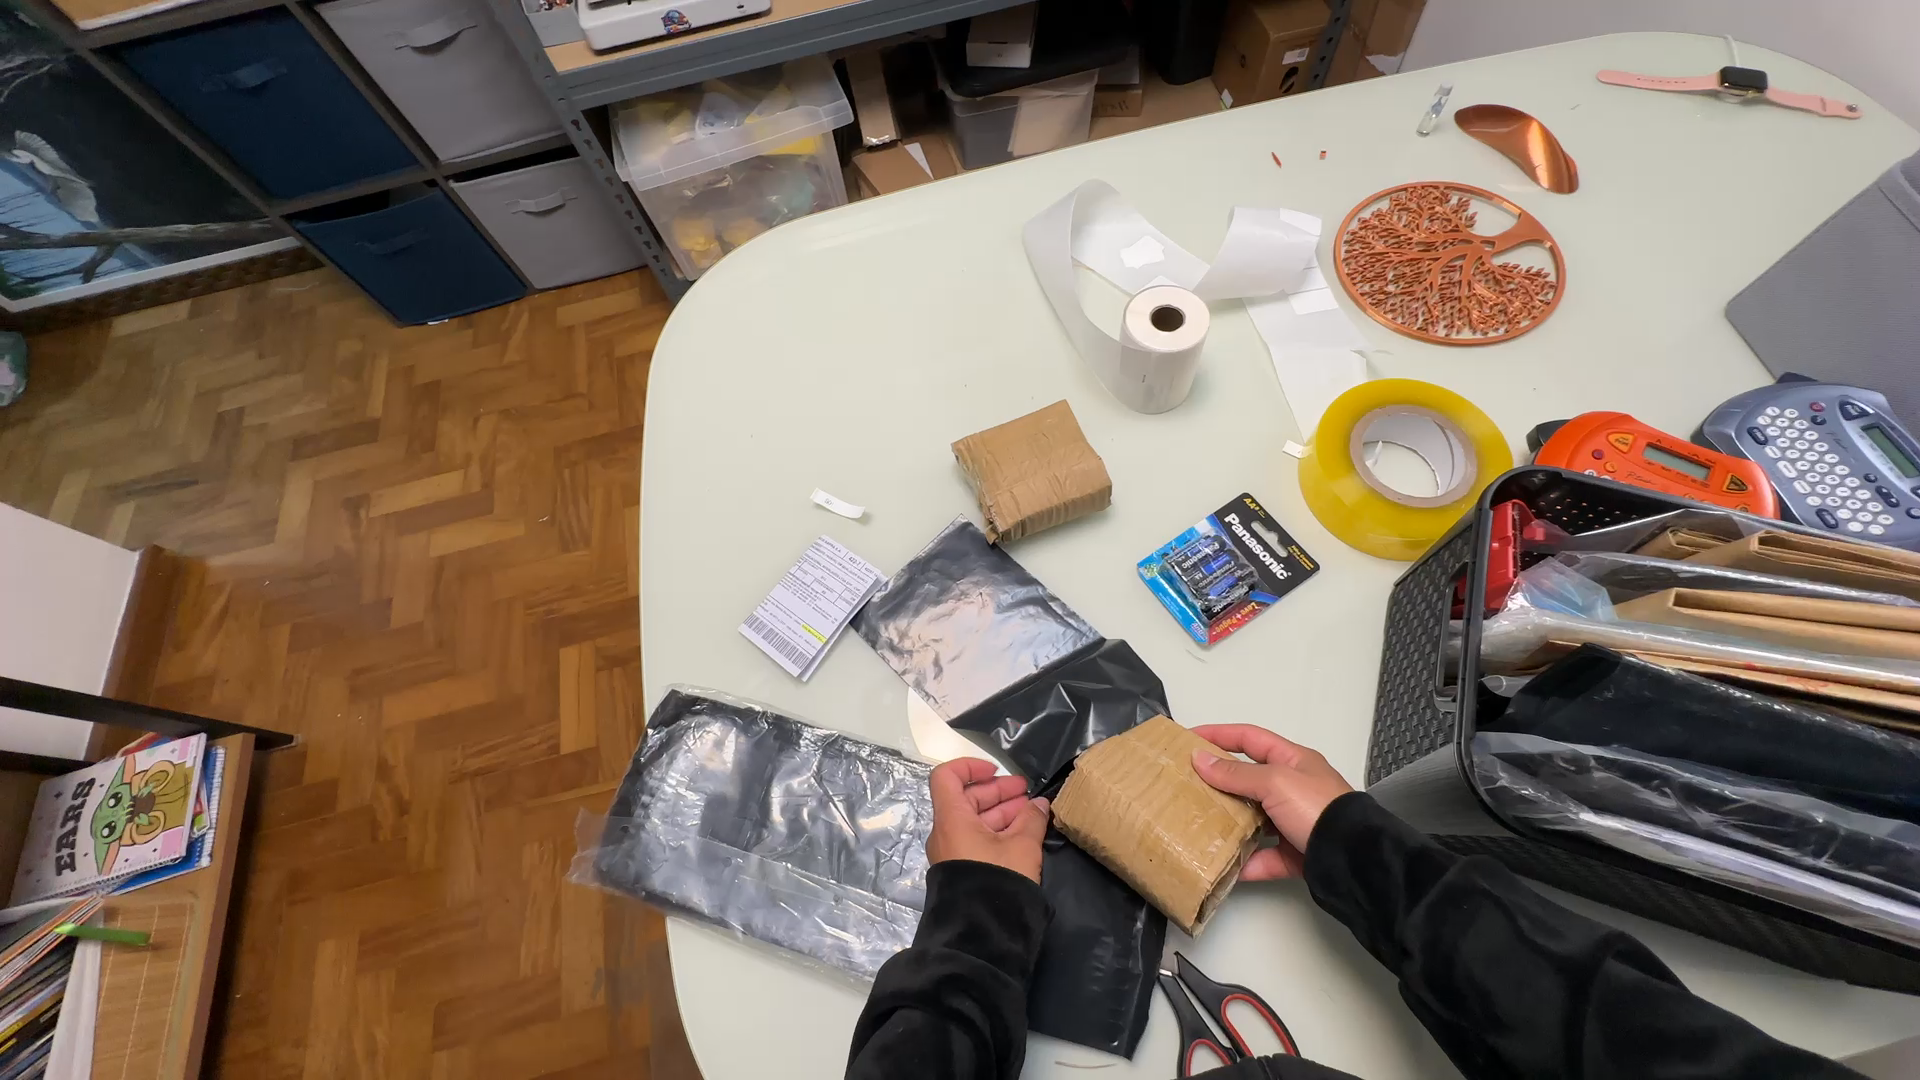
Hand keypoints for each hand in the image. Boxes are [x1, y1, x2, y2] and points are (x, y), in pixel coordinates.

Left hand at [926, 758, 1050, 883]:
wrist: (982, 936)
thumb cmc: (997, 881)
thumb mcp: (1022, 847)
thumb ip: (1032, 820)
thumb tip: (1040, 804)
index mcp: (952, 819)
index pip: (947, 777)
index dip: (970, 767)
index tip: (997, 770)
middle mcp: (946, 832)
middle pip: (967, 798)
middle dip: (998, 791)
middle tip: (1027, 792)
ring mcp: (953, 852)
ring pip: (975, 820)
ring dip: (1002, 812)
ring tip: (1032, 812)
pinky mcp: (962, 870)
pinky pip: (977, 840)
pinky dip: (998, 832)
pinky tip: (1024, 833)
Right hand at [1190, 724, 1353, 881]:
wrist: (1356, 861)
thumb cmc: (1316, 808)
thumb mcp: (1275, 782)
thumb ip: (1236, 773)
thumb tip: (1199, 759)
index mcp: (1293, 761)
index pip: (1249, 738)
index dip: (1218, 734)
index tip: (1187, 739)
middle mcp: (1294, 789)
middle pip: (1249, 780)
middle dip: (1219, 782)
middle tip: (1187, 785)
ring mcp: (1296, 822)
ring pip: (1254, 819)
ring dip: (1230, 823)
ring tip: (1200, 824)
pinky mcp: (1298, 855)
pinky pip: (1266, 856)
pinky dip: (1248, 862)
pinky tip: (1227, 866)